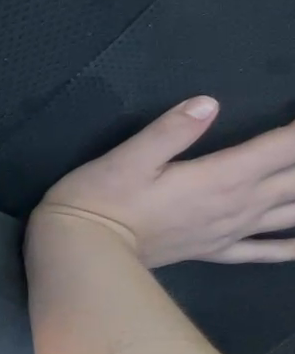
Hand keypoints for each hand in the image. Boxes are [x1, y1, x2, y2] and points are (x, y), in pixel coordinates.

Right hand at [34, 96, 294, 267]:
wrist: (80, 248)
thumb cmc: (96, 198)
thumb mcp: (122, 159)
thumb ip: (168, 131)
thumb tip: (208, 103)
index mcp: (222, 175)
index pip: (284, 146)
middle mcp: (241, 202)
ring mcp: (231, 229)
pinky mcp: (213, 249)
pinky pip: (266, 250)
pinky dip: (293, 247)